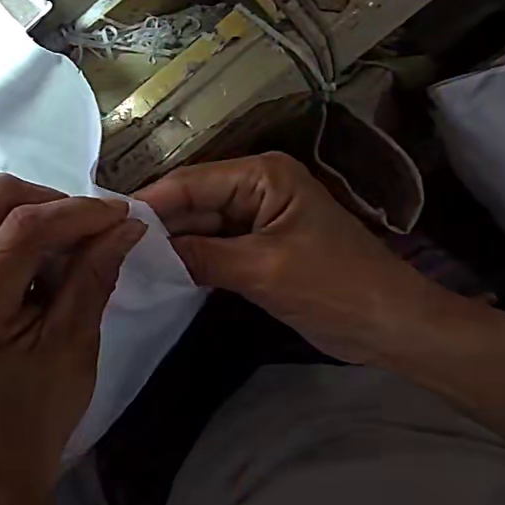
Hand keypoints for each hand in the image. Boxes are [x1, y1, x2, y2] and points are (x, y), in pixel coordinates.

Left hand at [0, 174, 148, 488]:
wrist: (8, 445)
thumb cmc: (42, 407)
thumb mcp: (75, 342)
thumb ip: (94, 274)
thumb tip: (127, 223)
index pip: (23, 228)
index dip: (77, 212)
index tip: (123, 215)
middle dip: (55, 203)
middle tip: (97, 230)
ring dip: (46, 213)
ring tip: (81, 248)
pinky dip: (35, 228)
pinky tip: (60, 259)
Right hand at [136, 152, 459, 363]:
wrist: (395, 329)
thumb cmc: (336, 287)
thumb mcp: (263, 270)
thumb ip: (200, 256)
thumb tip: (144, 251)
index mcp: (262, 175)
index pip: (192, 182)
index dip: (150, 200)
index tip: (108, 220)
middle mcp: (255, 187)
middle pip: (192, 201)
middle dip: (157, 224)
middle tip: (109, 245)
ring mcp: (256, 218)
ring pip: (199, 226)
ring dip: (170, 244)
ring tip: (124, 259)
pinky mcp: (257, 247)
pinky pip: (213, 247)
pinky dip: (190, 260)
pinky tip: (158, 272)